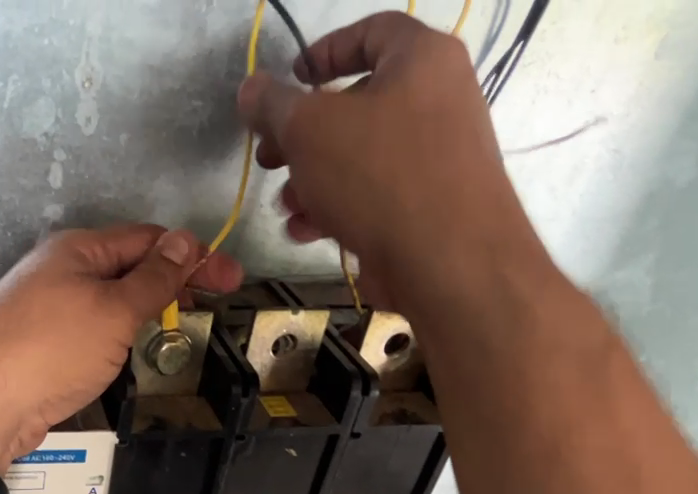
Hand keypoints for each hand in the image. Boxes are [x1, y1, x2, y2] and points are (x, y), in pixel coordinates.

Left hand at [0, 225, 241, 472]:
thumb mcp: (113, 311)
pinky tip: (125, 350)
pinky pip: (86, 331)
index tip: (227, 277)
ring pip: (105, 303)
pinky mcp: (37, 347)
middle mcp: (55, 272)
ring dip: (141, 310)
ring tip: (175, 324)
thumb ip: (152, 279)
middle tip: (210, 303)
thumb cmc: (46, 353)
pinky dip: (113, 336)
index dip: (192, 255)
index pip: (147, 240)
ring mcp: (43, 310)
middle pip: (126, 268)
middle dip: (171, 282)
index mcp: (75, 250)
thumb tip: (181, 244)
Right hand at [237, 12, 549, 315]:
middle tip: (269, 156)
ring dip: (313, 178)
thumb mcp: (308, 131)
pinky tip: (307, 230)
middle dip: (303, 134)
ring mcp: (437, 154)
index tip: (290, 79)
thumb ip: (273, 105)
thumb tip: (250, 89)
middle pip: (357, 102)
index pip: (372, 31)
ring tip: (286, 204)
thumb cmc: (377, 175)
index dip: (324, 50)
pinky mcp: (429, 202)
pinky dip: (338, 206)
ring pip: (360, 154)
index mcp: (421, 59)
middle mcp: (438, 98)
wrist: (446, 258)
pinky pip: (375, 192)